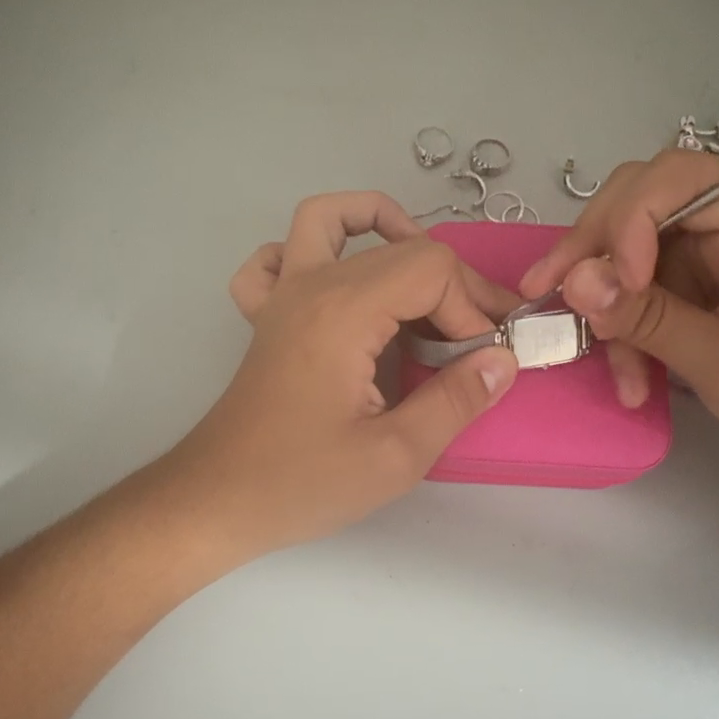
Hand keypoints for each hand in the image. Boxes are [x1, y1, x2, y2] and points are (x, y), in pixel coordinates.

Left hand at [170, 192, 519, 557]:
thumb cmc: (301, 483)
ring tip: (422, 279)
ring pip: (327, 219)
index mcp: (344, 312)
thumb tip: (502, 361)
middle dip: (452, 285)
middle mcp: (311, 285)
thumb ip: (455, 400)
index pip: (431, 269)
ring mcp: (282, 295)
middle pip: (400, 246)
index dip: (471, 308)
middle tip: (478, 338)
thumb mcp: (394, 456)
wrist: (217, 500)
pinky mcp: (267, 315)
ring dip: (381, 228)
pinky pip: (280, 256)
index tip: (483, 361)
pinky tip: (341, 284)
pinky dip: (314, 251)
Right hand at [518, 150, 718, 455]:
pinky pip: (629, 285)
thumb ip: (649, 319)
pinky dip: (617, 325)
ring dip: (596, 294)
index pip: (677, 176)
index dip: (631, 218)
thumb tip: (574, 282)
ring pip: (622, 243)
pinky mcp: (685, 280)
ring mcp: (703, 249)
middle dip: (591, 246)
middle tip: (548, 292)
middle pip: (637, 198)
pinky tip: (627, 377)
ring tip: (585, 346)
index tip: (617, 282)